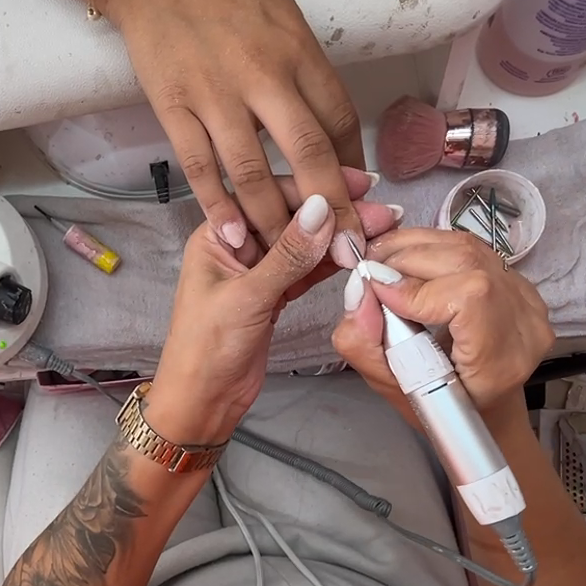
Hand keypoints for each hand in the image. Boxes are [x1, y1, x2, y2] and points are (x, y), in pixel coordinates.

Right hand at [102, 0, 364, 263]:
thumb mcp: (282, 14)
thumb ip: (304, 70)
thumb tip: (326, 125)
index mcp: (297, 50)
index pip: (338, 120)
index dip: (351, 169)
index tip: (358, 201)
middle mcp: (262, 75)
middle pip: (307, 153)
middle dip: (331, 210)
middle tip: (345, 252)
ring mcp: (215, 95)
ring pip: (251, 173)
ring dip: (272, 222)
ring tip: (287, 257)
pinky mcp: (174, 110)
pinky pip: (200, 169)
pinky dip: (218, 208)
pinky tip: (235, 237)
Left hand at [145, 179, 399, 445]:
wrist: (203, 402)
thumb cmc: (207, 348)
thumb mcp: (247, 297)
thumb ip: (287, 255)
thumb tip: (323, 207)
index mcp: (216, 233)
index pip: (267, 195)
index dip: (312, 186)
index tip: (357, 184)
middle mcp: (236, 245)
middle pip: (290, 217)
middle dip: (334, 212)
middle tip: (382, 212)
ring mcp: (256, 271)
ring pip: (303, 244)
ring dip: (339, 238)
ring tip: (382, 230)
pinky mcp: (273, 295)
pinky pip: (306, 270)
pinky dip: (331, 264)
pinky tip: (360, 253)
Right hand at [331, 228, 554, 418]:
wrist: (480, 402)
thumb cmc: (436, 404)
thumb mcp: (386, 386)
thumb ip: (362, 343)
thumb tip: (359, 289)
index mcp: (498, 362)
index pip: (469, 296)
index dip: (416, 287)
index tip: (376, 291)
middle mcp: (524, 324)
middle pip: (465, 260)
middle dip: (404, 259)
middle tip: (368, 274)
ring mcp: (526, 297)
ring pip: (465, 246)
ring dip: (412, 246)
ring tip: (379, 264)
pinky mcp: (518, 280)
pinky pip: (470, 246)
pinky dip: (428, 245)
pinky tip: (403, 260)